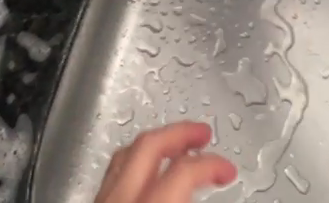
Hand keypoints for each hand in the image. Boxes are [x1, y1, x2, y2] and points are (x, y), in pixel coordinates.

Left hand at [94, 122, 236, 202]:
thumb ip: (190, 198)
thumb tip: (210, 183)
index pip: (183, 169)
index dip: (212, 163)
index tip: (227, 167)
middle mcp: (119, 197)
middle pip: (150, 144)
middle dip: (181, 132)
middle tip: (203, 133)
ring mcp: (100, 199)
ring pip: (125, 153)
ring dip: (155, 142)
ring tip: (176, 144)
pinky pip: (112, 172)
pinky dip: (133, 162)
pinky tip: (143, 170)